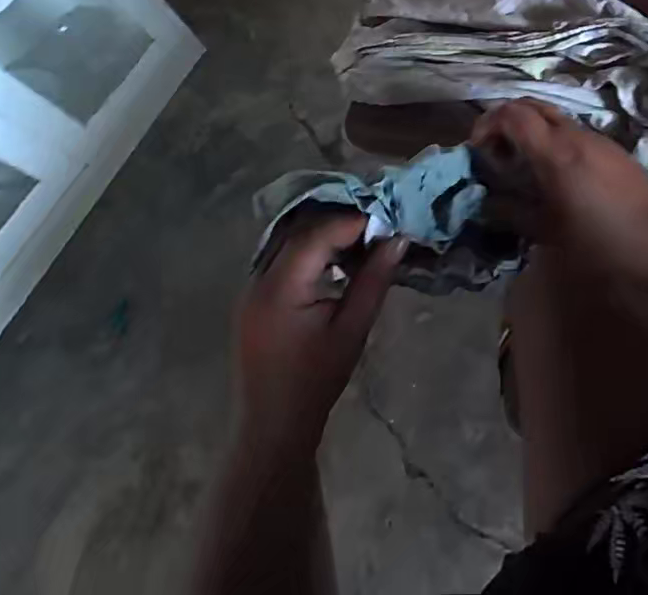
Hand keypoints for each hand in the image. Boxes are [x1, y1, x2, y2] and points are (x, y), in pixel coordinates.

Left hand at [236, 210, 405, 450]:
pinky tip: (332, 261)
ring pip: (287, 242)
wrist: (273, 426)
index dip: (350, 222)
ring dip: (321, 236)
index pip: (316, 235)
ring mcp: (249, 286)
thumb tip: (397, 240)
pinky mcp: (252, 296)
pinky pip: (280, 259)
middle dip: (336, 223)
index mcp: (279, 287)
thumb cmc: (316, 382)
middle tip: (374, 227)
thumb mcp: (352, 331)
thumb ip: (373, 281)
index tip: (384, 221)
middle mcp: (257, 278)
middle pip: (297, 232)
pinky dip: (307, 252)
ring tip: (358, 241)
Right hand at [472, 99, 647, 288]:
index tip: (477, 150)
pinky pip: (569, 130)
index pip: (511, 114)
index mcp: (555, 152)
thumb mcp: (551, 234)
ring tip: (519, 164)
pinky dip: (549, 138)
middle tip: (494, 152)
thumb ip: (514, 213)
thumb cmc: (605, 241)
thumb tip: (486, 201)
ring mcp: (595, 138)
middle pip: (529, 105)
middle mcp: (574, 134)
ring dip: (527, 129)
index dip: (486, 124)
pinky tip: (551, 172)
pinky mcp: (609, 148)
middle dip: (503, 121)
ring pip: (551, 115)